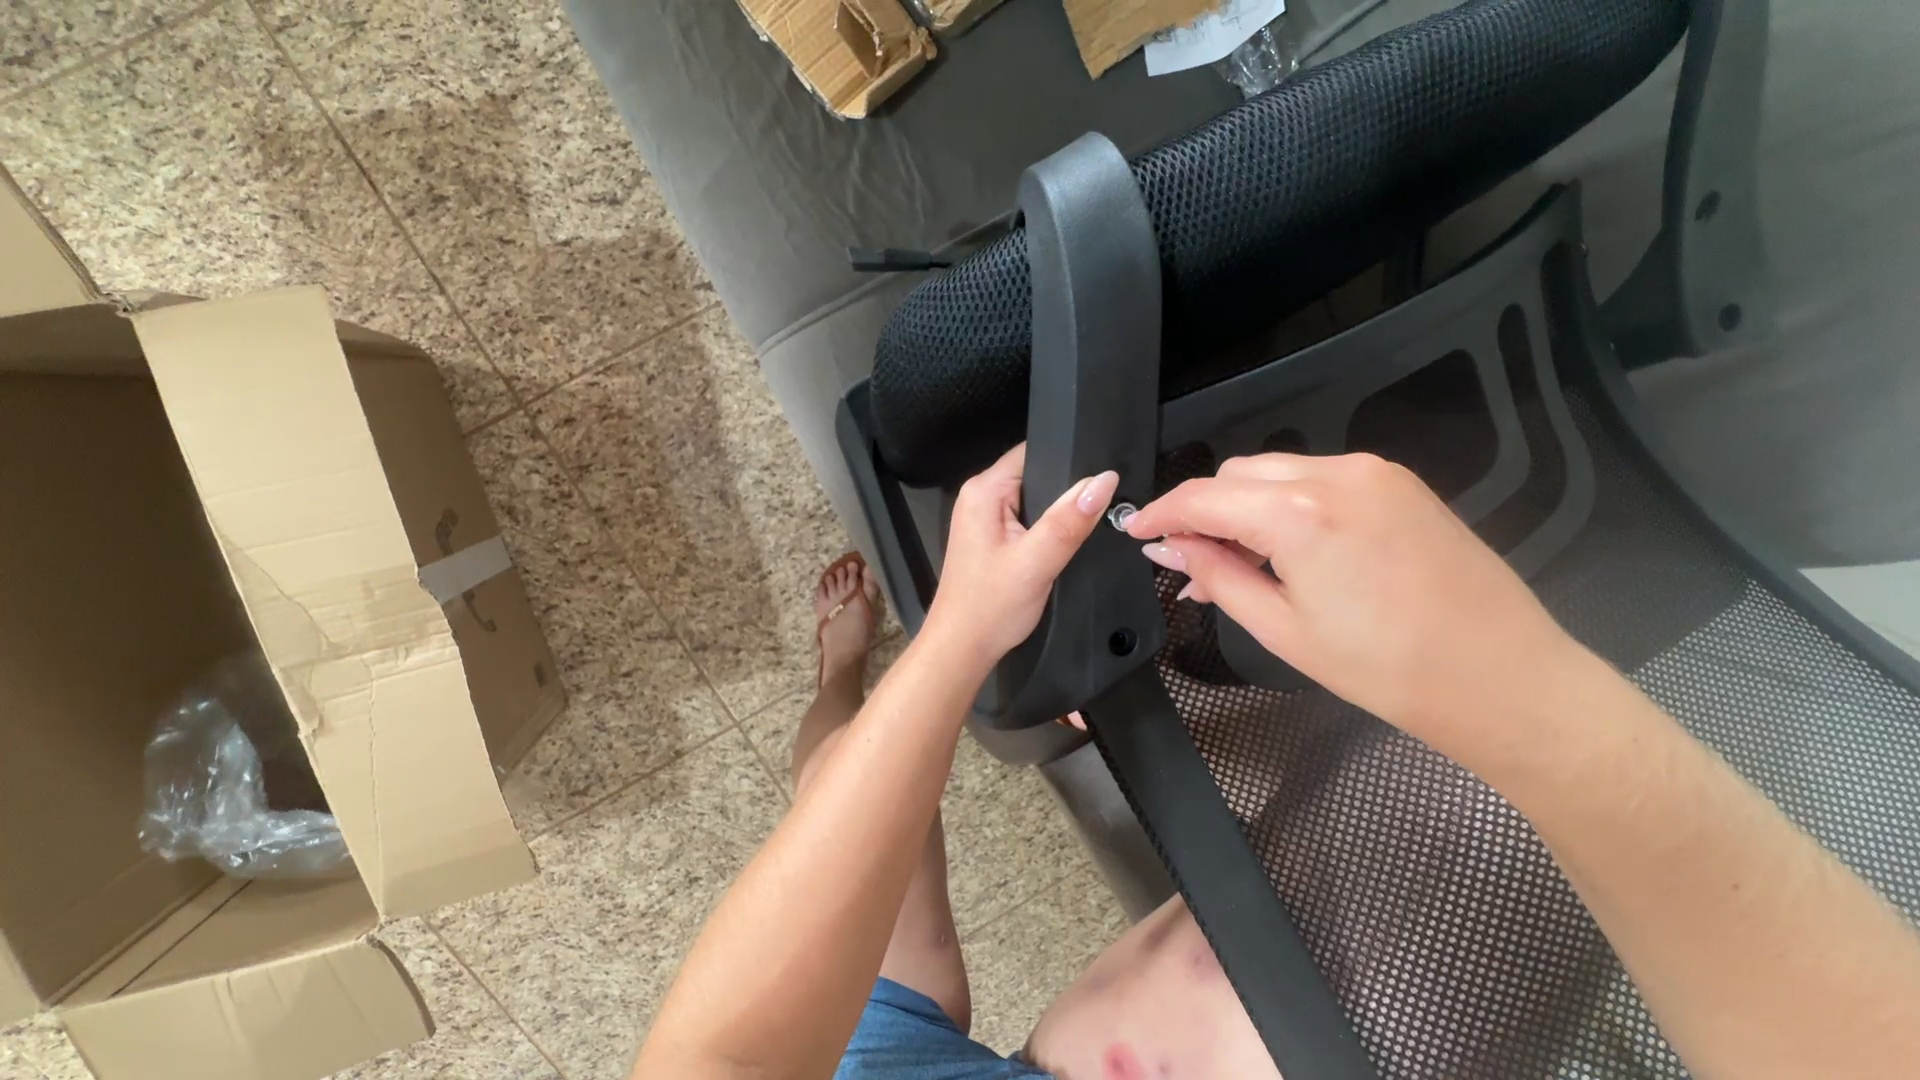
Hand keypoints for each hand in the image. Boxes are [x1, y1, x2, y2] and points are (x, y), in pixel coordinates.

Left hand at [924, 444, 1117, 669]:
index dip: (1068, 460)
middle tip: (1100, 506)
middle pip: (1037, 474)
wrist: (962, 649)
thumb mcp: (1037, 561)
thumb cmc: (990, 607)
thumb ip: (1069, 520)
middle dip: (1067, 488)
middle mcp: (980, 497)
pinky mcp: (993, 539)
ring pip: (1035, 499)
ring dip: (1058, 512)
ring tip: (1084, 525)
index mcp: (983, 491)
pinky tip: (1062, 544)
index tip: (1102, 474)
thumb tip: (1103, 480)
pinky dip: (1047, 529)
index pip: (1033, 452)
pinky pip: (1029, 520)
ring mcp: (985, 519)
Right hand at [1125, 452, 1586, 749]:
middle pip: (1237, 473)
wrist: (1502, 678)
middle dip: (1204, 509)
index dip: (1160, 513)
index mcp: (1299, 512)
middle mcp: (1335, 473)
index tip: (1136, 532)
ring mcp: (1374, 472)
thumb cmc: (1384, 668)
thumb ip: (1216, 574)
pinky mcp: (1399, 483)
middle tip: (1191, 562)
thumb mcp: (1281, 628)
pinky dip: (1286, 503)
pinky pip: (1318, 478)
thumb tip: (1170, 547)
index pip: (1203, 496)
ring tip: (1240, 563)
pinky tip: (1288, 549)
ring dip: (1244, 505)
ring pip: (1276, 470)